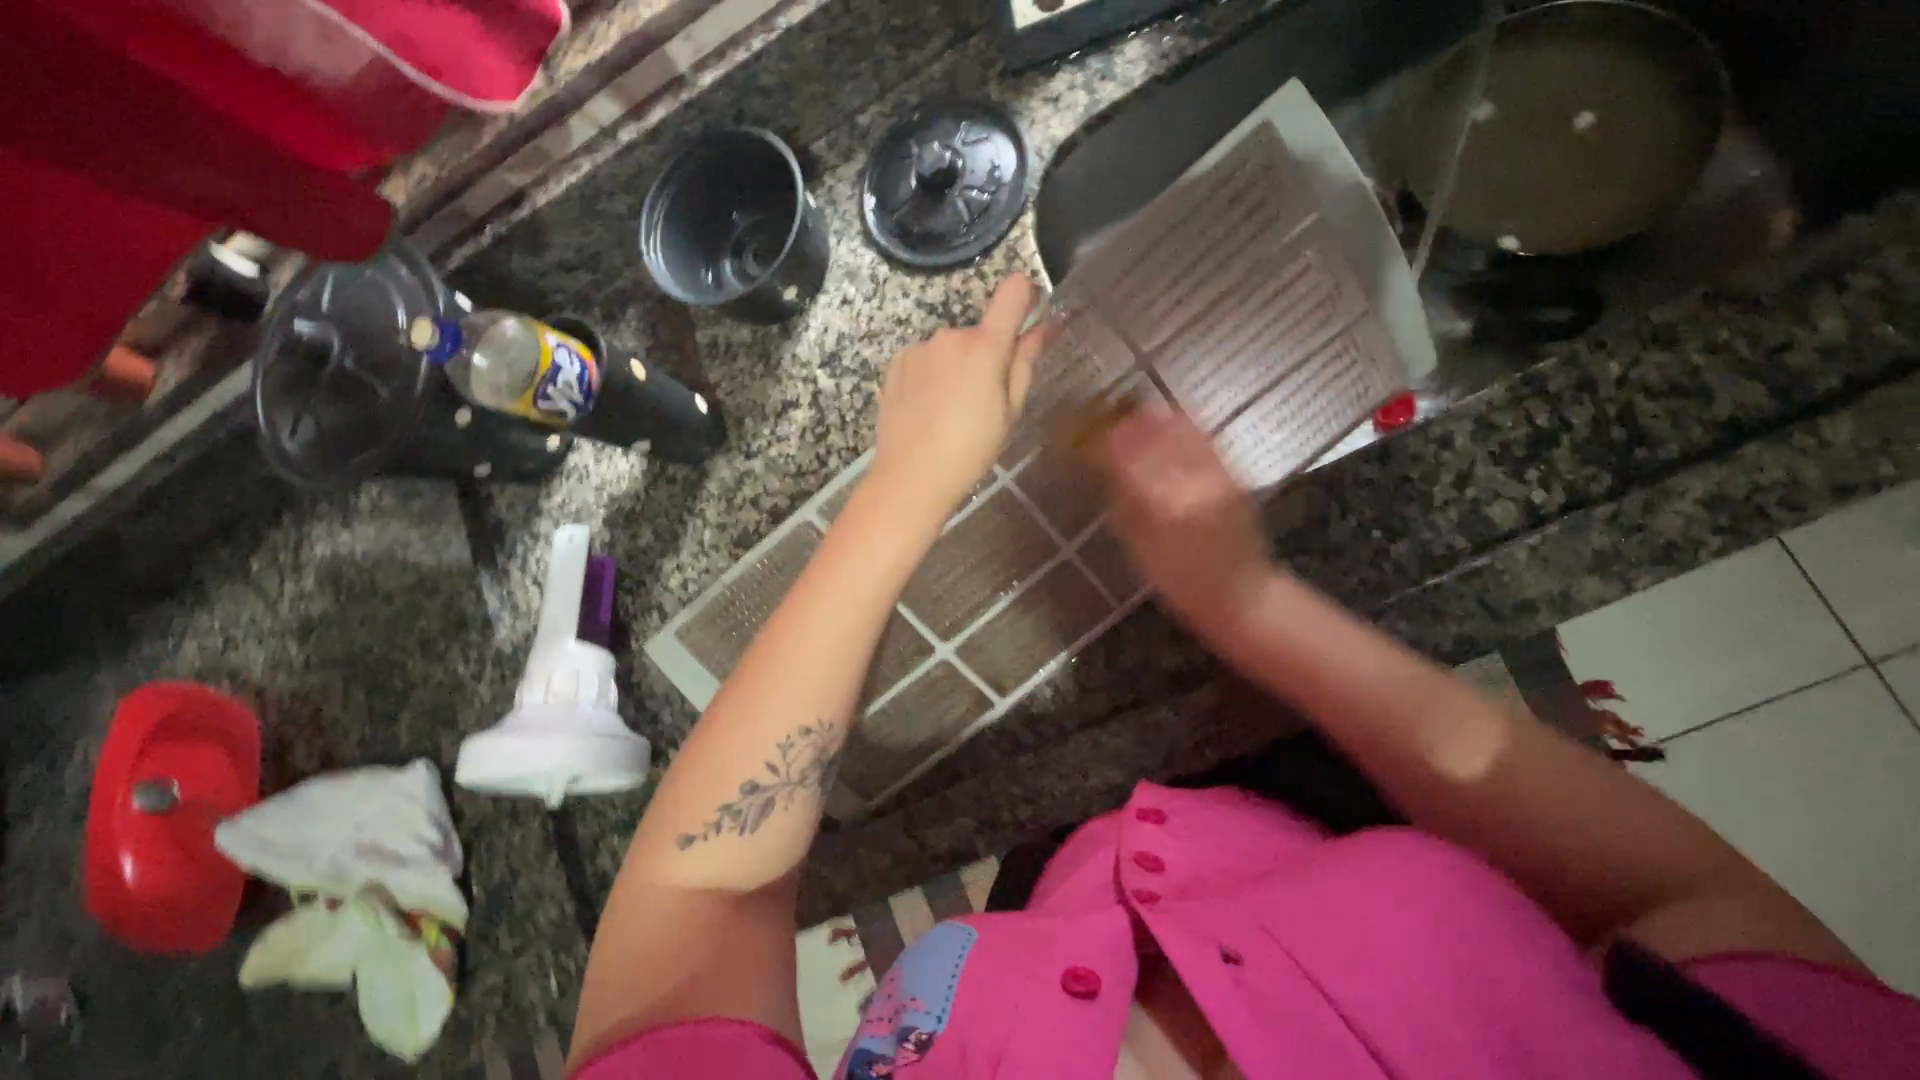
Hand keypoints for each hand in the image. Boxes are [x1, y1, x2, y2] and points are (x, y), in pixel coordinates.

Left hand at [866, 275, 1050, 522]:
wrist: (911, 476)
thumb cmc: (971, 449)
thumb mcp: (1010, 411)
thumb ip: (1026, 362)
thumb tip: (1046, 326)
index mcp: (985, 345)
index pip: (1013, 292)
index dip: (1026, 295)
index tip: (1031, 312)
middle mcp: (950, 335)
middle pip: (980, 332)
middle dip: (987, 355)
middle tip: (985, 400)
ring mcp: (919, 348)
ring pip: (950, 349)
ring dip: (957, 367)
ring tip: (952, 410)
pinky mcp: (896, 364)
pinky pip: (925, 360)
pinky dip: (931, 376)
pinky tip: (928, 409)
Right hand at [1098, 405, 1275, 634]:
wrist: (1240, 596)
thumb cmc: (1182, 582)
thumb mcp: (1142, 552)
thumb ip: (1126, 509)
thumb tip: (1108, 473)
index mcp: (1163, 510)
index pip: (1132, 465)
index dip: (1113, 446)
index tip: (1096, 434)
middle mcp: (1192, 489)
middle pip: (1158, 447)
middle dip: (1134, 429)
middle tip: (1114, 417)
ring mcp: (1217, 480)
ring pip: (1184, 441)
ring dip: (1161, 422)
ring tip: (1141, 409)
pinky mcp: (1234, 478)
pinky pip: (1209, 445)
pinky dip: (1190, 427)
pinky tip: (1177, 414)